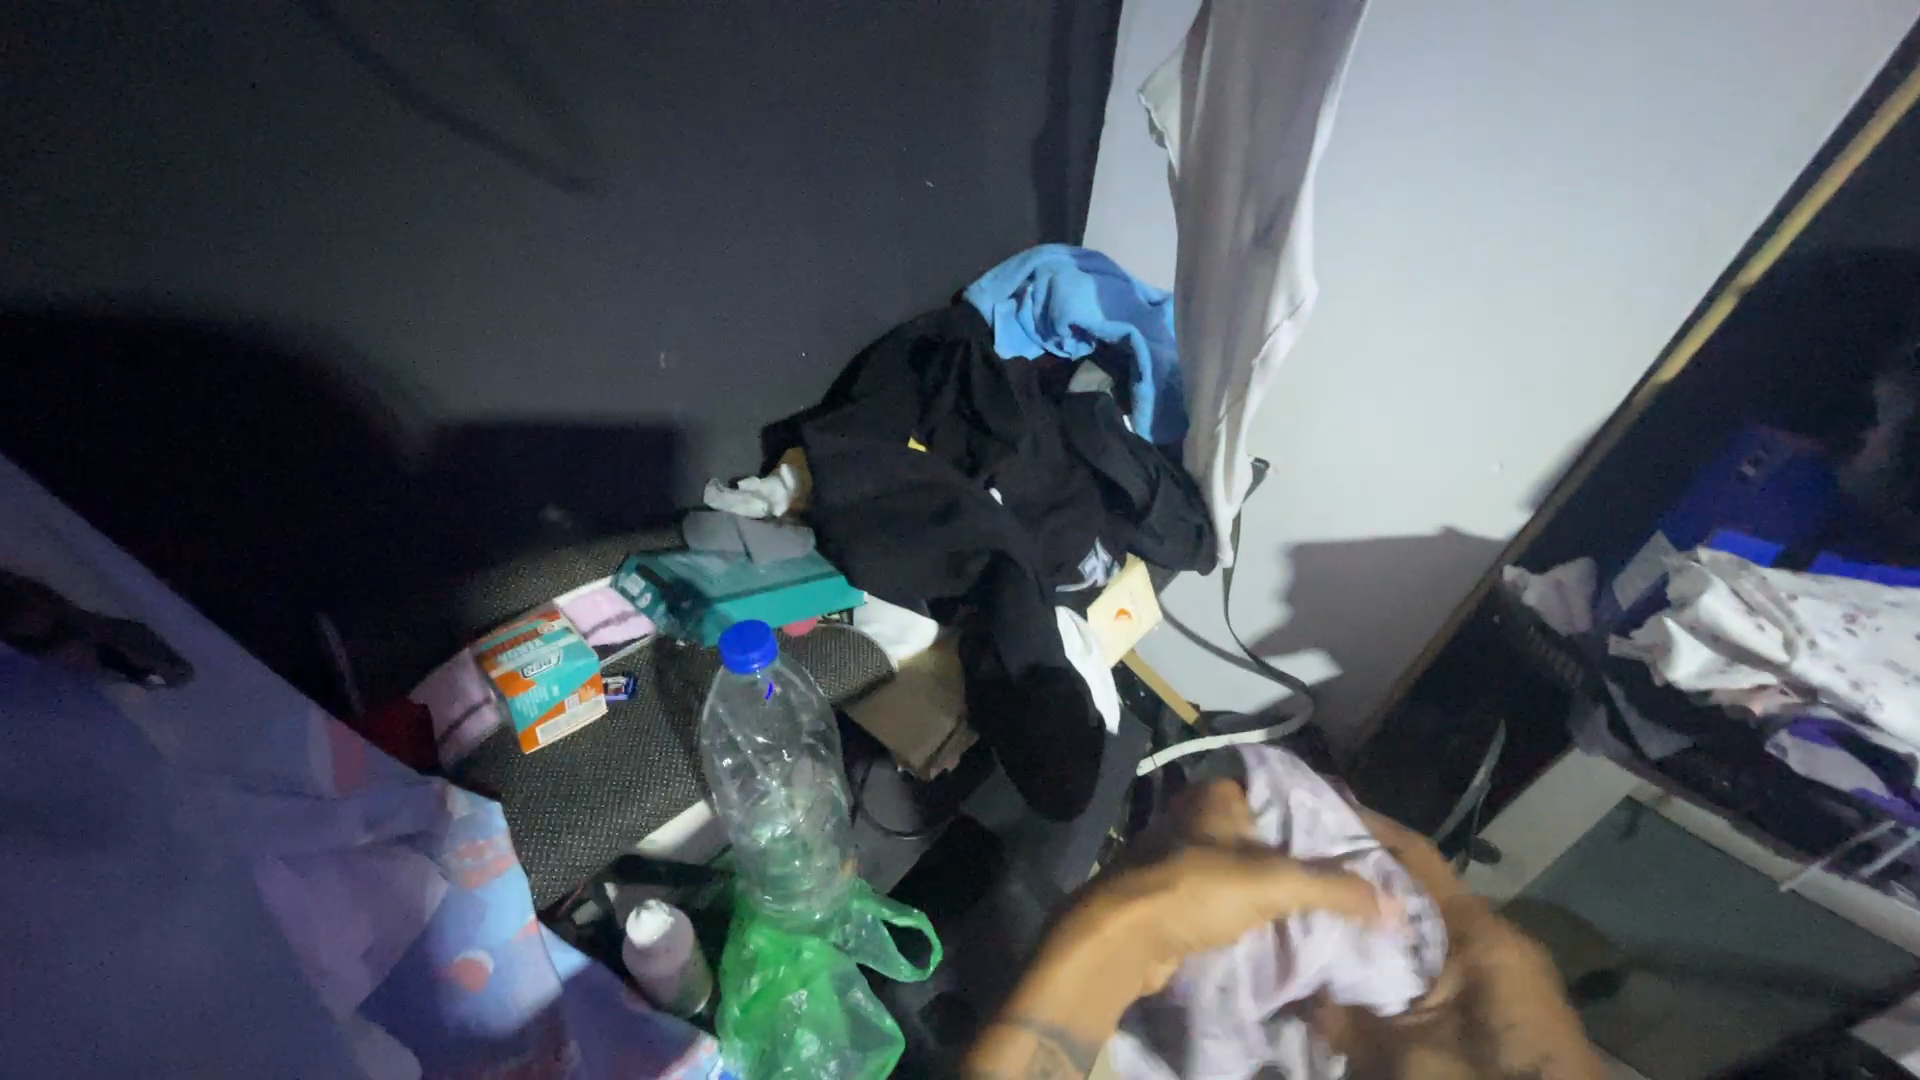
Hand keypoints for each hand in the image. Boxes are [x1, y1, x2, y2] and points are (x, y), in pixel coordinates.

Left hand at [965, 779, 1390, 1079]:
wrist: (1126, 933)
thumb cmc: (1196, 887)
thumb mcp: (1274, 882)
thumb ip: (1334, 887)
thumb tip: (1394, 904)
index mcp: (1218, 793)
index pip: (1280, 789)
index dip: (1318, 810)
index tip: (1357, 837)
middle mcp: (1199, 814)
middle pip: (1265, 830)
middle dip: (1303, 854)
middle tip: (1352, 880)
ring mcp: (1184, 851)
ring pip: (1245, 863)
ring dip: (1277, 885)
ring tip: (1329, 906)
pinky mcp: (1177, 888)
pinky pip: (1227, 893)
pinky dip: (1253, 907)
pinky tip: (1285, 925)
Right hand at [1325, 809, 1605, 1079]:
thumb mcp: (1414, 1062)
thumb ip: (1348, 1023)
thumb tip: (1292, 997)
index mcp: (1481, 932)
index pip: (1417, 855)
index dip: (1368, 827)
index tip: (1319, 810)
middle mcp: (1497, 935)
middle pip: (1417, 886)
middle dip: (1362, 876)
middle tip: (1306, 867)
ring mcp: (1506, 966)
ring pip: (1428, 921)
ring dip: (1381, 914)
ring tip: (1324, 909)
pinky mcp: (1507, 996)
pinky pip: (1442, 951)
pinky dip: (1402, 946)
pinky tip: (1364, 959)